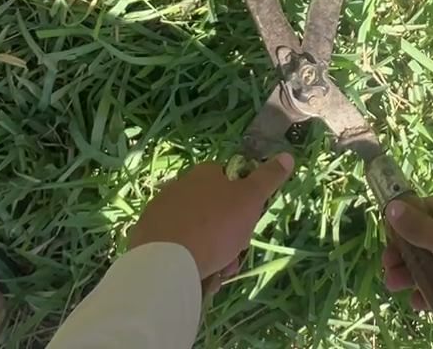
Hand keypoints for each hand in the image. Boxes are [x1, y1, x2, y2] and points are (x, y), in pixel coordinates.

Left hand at [129, 156, 293, 293]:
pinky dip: (186, 260)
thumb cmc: (214, 227)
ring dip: (210, 252)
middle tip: (232, 259)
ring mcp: (159, 212)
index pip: (229, 183)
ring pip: (195, 232)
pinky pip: (174, 248)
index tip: (246, 228)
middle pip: (213, 211)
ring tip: (214, 274)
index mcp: (204, 173)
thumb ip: (268, 178)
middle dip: (227, 237)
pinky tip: (193, 276)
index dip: (241, 207)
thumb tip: (288, 155)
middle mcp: (179, 186)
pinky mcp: (145, 238)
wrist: (166, 263)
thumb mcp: (250, 200)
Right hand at [383, 196, 432, 344]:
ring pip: (430, 266)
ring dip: (410, 275)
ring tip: (395, 286)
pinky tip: (417, 304)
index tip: (386, 237)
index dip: (402, 222)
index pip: (422, 210)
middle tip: (387, 267)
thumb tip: (391, 206)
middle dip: (402, 253)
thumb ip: (416, 226)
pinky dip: (428, 295)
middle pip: (422, 241)